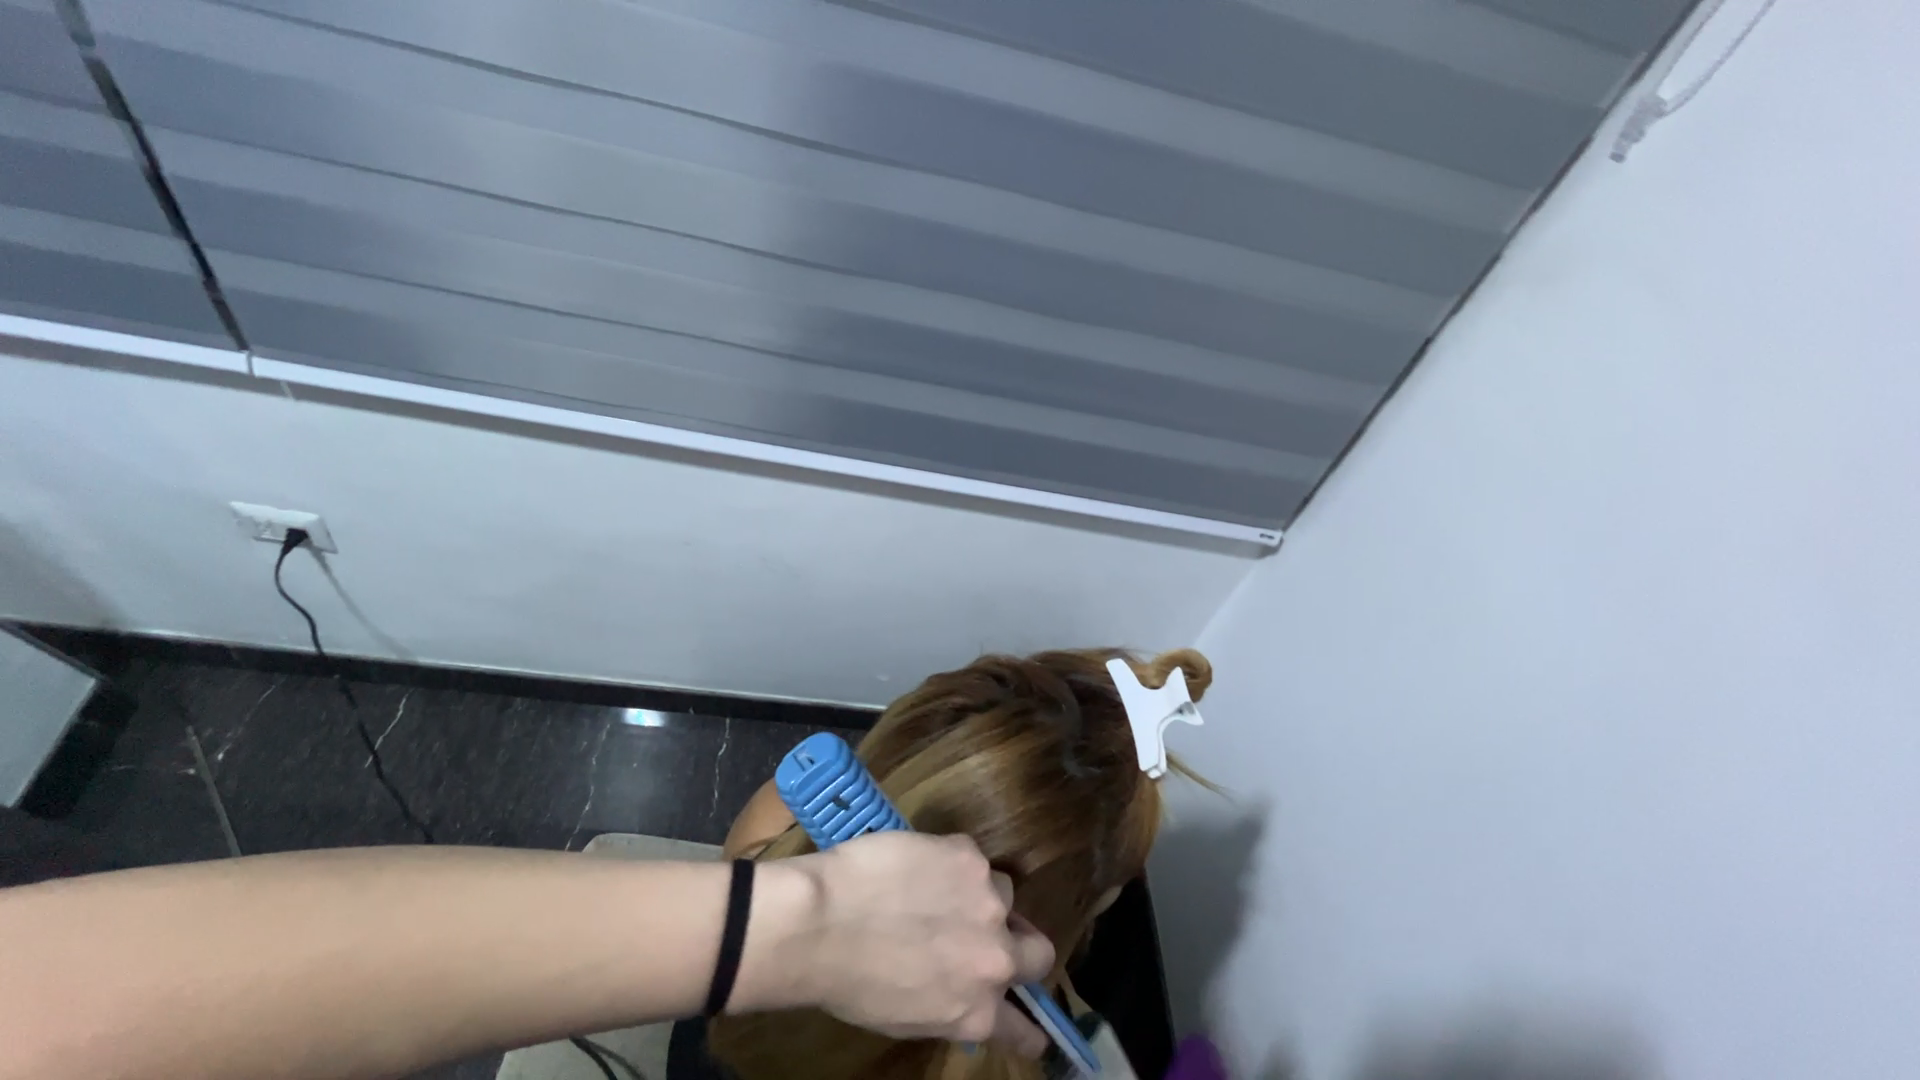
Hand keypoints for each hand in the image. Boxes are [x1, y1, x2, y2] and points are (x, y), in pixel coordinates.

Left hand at [734, 833, 1055, 1057]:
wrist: (822, 921)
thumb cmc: (849, 982)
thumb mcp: (906, 1017)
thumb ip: (950, 1004)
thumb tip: (959, 990)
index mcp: (977, 1010)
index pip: (1025, 1026)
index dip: (1031, 1024)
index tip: (1034, 1023)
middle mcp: (995, 959)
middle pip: (1039, 952)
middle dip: (1023, 947)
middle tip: (992, 935)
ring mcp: (989, 901)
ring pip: (1004, 893)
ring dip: (980, 896)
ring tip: (937, 890)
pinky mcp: (969, 855)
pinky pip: (972, 857)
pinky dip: (951, 861)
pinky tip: (919, 863)